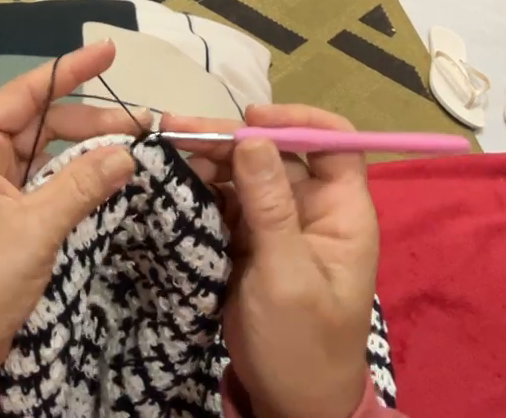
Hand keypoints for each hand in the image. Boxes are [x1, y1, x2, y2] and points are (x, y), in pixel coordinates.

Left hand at [0, 40, 141, 399]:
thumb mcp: (34, 228)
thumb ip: (82, 184)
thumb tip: (128, 153)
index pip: (26, 92)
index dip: (70, 69)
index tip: (108, 49)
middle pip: (42, 119)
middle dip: (91, 118)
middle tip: (144, 121)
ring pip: (48, 148)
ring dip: (88, 145)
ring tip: (136, 141)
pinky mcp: (6, 208)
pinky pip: (47, 176)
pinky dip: (77, 172)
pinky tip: (109, 168)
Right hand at [165, 104, 379, 417]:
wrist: (286, 403)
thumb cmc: (302, 345)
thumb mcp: (286, 276)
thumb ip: (270, 207)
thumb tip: (252, 137)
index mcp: (340, 213)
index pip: (333, 144)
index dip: (296, 120)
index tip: (250, 117)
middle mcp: (310, 206)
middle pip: (272, 151)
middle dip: (228, 137)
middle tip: (175, 128)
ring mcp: (277, 219)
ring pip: (242, 169)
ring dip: (206, 156)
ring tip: (165, 150)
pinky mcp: (248, 234)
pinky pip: (224, 194)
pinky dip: (199, 183)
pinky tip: (171, 176)